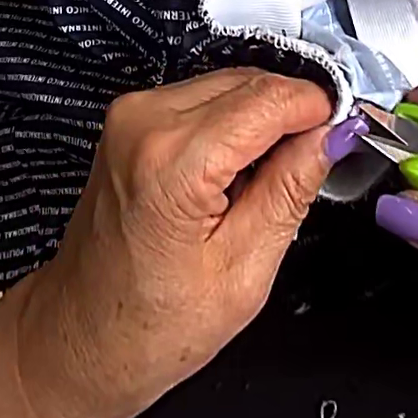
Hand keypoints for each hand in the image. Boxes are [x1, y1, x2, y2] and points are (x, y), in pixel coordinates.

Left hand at [0, 69, 340, 417]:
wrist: (76, 336)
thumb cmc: (151, 326)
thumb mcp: (243, 272)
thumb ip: (291, 189)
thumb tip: (331, 133)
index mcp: (172, 163)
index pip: (268, 99)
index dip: (315, 109)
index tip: (341, 129)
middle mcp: (146, 120)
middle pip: (251, 82)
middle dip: (292, 111)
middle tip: (315, 155)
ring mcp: (133, 110)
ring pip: (230, 81)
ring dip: (264, 113)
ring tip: (270, 170)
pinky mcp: (132, 113)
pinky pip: (205, 93)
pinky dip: (235, 116)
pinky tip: (237, 162)